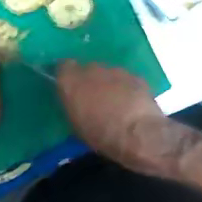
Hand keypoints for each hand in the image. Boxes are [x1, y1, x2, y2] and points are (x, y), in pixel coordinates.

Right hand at [54, 60, 188, 173]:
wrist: (137, 132)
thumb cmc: (100, 134)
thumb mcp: (76, 124)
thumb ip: (75, 104)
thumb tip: (78, 100)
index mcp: (71, 81)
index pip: (64, 67)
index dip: (69, 76)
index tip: (72, 86)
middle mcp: (92, 70)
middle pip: (89, 69)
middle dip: (91, 81)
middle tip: (96, 98)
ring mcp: (116, 71)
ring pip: (109, 74)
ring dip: (111, 84)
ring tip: (117, 103)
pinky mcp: (136, 76)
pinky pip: (127, 80)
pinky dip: (128, 88)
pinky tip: (132, 104)